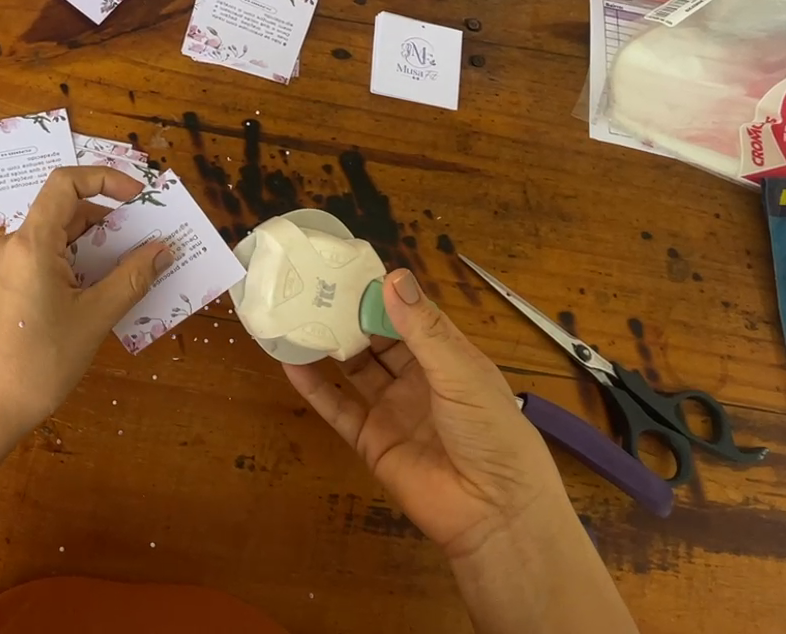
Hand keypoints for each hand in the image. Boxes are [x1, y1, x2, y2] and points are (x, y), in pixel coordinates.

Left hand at [0, 167, 171, 441]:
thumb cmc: (43, 361)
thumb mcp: (95, 317)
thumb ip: (131, 277)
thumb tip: (163, 249)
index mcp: (31, 243)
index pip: (65, 183)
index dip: (104, 178)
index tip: (137, 197)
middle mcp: (13, 243)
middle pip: (64, 210)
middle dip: (108, 220)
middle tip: (145, 240)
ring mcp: (5, 263)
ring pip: (56, 235)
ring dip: (94, 243)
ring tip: (130, 266)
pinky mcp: (5, 282)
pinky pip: (44, 256)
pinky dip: (75, 260)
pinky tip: (99, 286)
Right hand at [283, 270, 566, 560]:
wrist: (494, 517)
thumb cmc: (492, 436)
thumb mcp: (462, 375)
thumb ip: (423, 329)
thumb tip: (392, 277)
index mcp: (448, 359)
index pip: (409, 315)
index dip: (381, 292)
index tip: (347, 267)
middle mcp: (418, 380)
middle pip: (376, 339)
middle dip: (349, 314)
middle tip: (313, 286)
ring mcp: (391, 410)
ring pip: (353, 368)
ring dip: (328, 344)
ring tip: (296, 315)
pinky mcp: (370, 440)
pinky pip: (336, 407)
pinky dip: (313, 386)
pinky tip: (290, 362)